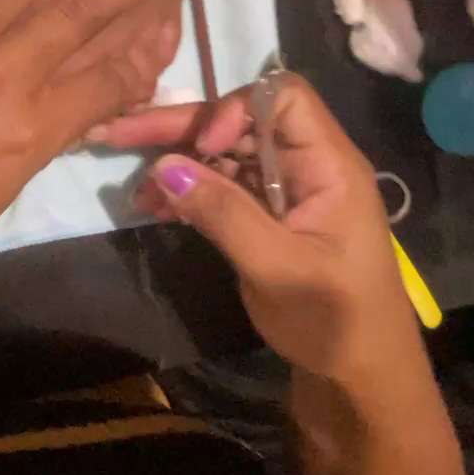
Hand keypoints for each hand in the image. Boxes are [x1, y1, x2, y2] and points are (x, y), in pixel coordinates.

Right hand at [95, 73, 423, 387]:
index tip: (203, 148)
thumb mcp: (279, 269)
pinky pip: (215, 183)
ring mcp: (279, 188)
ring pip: (219, 151)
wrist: (357, 375)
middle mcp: (302, 165)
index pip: (283, 98)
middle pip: (237, 121)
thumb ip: (225, 214)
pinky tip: (151, 207)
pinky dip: (181, 190)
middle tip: (116, 134)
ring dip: (173, 162)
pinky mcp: (259, 211)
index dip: (236, 110)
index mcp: (327, 165)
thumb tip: (164, 167)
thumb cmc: (335, 321)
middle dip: (178, 127)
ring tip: (134, 190)